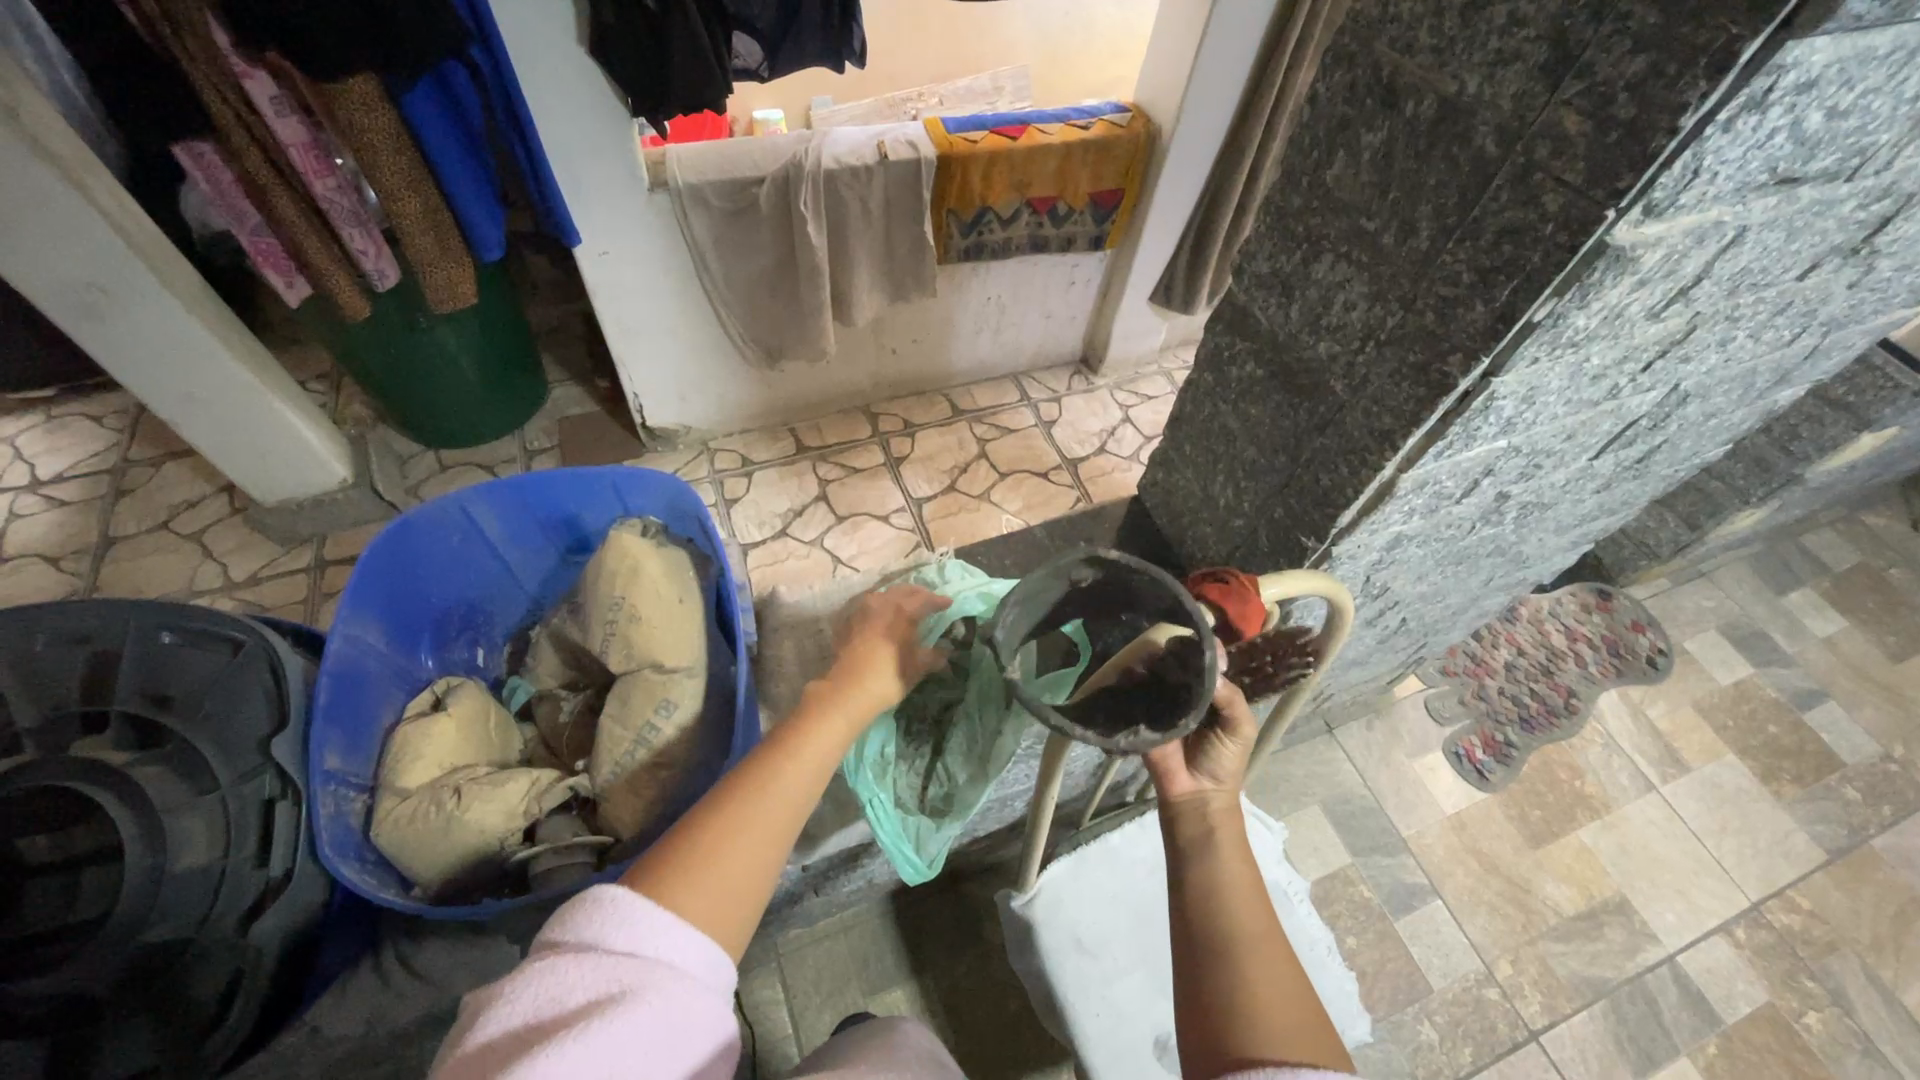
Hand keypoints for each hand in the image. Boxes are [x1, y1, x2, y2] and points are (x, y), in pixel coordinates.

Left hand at [824, 584, 953, 710]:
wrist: (847, 690)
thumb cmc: (888, 677)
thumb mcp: (918, 667)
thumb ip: (934, 656)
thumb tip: (944, 651)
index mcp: (903, 610)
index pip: (926, 599)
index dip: (939, 601)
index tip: (948, 603)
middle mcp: (882, 602)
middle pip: (903, 590)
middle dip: (918, 594)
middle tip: (928, 601)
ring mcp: (861, 609)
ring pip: (883, 595)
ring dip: (896, 598)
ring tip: (904, 606)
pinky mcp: (847, 620)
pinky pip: (867, 606)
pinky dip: (878, 608)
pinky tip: (880, 618)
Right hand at [1144, 641, 1257, 806]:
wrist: (1196, 793)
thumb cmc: (1224, 761)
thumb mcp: (1241, 727)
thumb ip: (1232, 697)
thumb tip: (1211, 668)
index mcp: (1213, 691)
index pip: (1208, 662)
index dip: (1205, 649)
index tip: (1200, 639)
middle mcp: (1187, 690)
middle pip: (1179, 661)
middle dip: (1176, 651)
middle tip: (1172, 649)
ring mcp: (1163, 700)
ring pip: (1156, 671)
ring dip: (1153, 662)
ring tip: (1152, 659)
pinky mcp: (1142, 712)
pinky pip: (1136, 691)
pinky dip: (1132, 679)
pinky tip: (1133, 671)